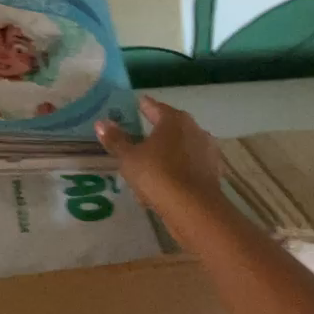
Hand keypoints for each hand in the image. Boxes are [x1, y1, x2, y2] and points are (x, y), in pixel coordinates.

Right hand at [96, 97, 224, 223]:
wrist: (194, 209)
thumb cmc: (158, 175)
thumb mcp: (129, 158)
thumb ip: (116, 140)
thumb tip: (101, 123)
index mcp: (174, 120)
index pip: (155, 107)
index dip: (144, 106)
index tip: (137, 104)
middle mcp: (194, 129)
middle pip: (172, 125)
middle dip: (158, 129)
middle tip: (143, 132)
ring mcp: (206, 150)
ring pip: (182, 145)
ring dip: (170, 150)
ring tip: (154, 159)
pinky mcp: (213, 171)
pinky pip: (190, 164)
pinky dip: (180, 168)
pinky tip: (169, 180)